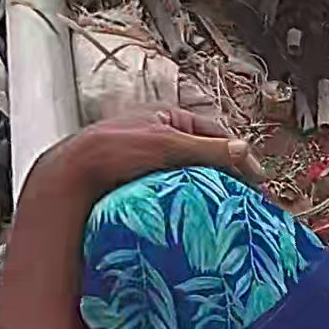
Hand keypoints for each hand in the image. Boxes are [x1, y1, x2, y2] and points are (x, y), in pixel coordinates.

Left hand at [23, 104, 251, 213]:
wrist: (70, 178)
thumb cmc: (113, 151)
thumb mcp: (167, 145)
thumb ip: (208, 149)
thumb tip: (246, 150)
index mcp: (169, 117)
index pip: (217, 134)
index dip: (240, 155)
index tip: (258, 179)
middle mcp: (162, 135)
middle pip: (208, 155)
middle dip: (229, 174)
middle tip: (249, 197)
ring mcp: (153, 159)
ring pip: (195, 173)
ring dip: (213, 188)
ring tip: (232, 207)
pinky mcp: (145, 181)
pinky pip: (180, 188)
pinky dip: (195, 198)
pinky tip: (203, 212)